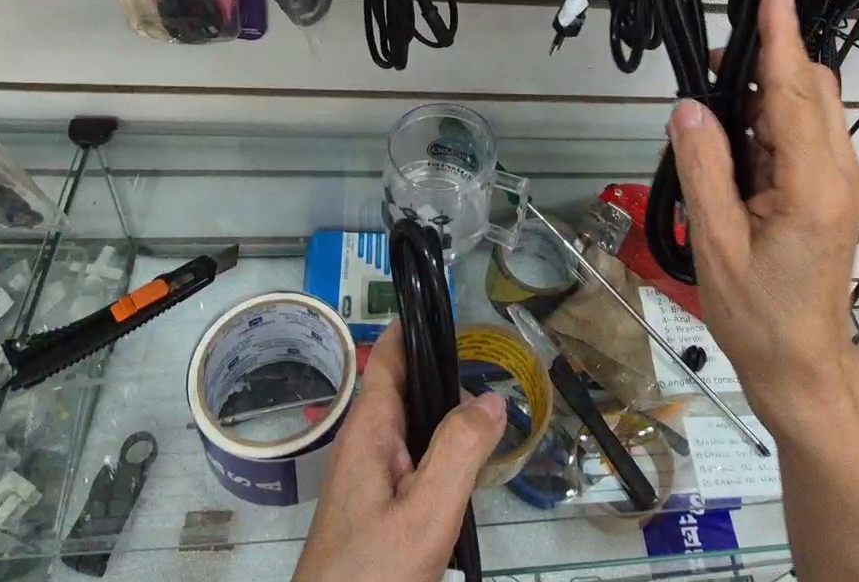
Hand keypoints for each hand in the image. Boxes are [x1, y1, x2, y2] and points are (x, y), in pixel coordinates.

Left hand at [293, 325, 507, 581]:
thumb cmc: (374, 571)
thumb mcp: (426, 510)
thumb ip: (460, 449)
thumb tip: (492, 397)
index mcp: (369, 430)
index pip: (390, 358)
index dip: (416, 327)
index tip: (449, 304)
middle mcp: (365, 444)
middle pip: (405, 387)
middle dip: (443, 370)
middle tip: (493, 364)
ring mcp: (369, 476)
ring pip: (412, 423)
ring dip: (446, 410)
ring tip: (491, 409)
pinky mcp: (377, 505)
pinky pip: (414, 456)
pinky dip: (442, 446)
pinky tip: (468, 462)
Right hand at [666, 0, 858, 427]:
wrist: (802, 364)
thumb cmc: (756, 314)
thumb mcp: (715, 243)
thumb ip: (704, 168)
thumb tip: (691, 106)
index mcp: (812, 185)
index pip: (795, 92)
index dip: (782, 37)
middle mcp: (839, 174)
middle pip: (812, 89)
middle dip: (767, 61)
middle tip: (708, 70)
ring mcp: (843, 183)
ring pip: (812, 109)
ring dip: (767, 93)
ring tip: (714, 110)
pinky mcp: (834, 193)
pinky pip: (808, 135)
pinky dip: (773, 120)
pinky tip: (737, 140)